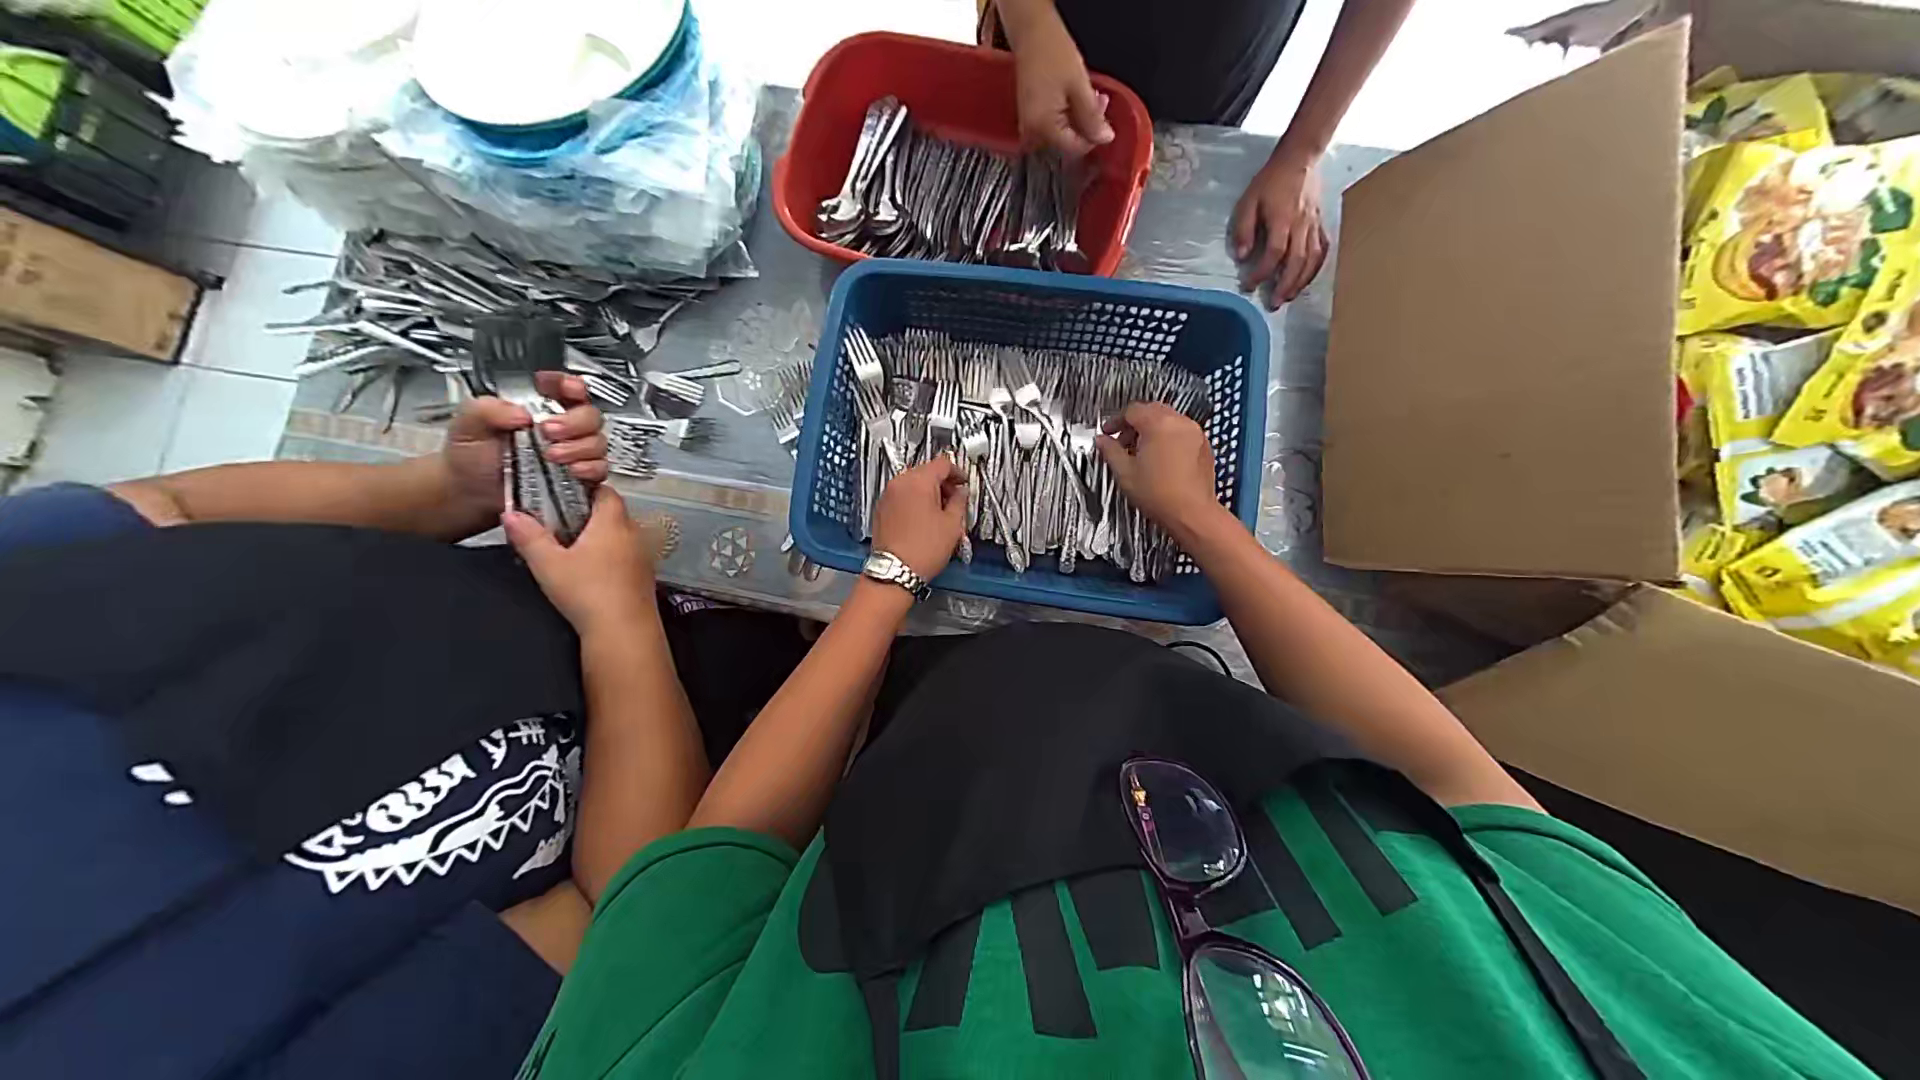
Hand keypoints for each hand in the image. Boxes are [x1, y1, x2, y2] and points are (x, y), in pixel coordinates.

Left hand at [442, 372, 607, 523]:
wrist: (470, 493)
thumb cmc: (470, 455)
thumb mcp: (468, 423)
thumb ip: (488, 409)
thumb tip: (523, 414)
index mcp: (538, 407)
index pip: (566, 388)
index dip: (572, 385)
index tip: (568, 389)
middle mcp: (561, 427)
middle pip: (590, 415)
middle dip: (575, 422)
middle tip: (549, 431)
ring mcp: (572, 452)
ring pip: (597, 442)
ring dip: (579, 447)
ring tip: (551, 455)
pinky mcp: (579, 477)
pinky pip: (600, 468)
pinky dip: (590, 468)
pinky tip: (573, 470)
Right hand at [503, 486, 654, 637]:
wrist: (624, 629)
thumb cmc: (589, 594)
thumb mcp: (549, 564)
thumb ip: (529, 537)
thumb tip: (511, 515)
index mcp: (613, 522)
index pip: (605, 491)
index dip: (584, 489)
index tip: (563, 494)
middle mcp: (634, 534)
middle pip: (612, 512)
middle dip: (587, 514)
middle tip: (559, 523)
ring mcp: (643, 555)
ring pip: (620, 535)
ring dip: (599, 537)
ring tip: (571, 548)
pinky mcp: (644, 575)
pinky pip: (626, 555)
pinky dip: (610, 556)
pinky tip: (591, 571)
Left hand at [872, 457, 967, 578]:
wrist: (895, 571)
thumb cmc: (923, 549)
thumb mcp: (952, 524)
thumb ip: (960, 501)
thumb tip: (961, 493)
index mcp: (918, 481)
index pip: (942, 463)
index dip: (958, 472)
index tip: (963, 482)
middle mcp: (899, 483)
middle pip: (926, 472)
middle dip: (942, 483)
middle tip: (955, 499)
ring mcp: (887, 496)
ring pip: (912, 484)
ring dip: (928, 492)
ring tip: (940, 513)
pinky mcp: (881, 509)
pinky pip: (902, 496)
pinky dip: (914, 501)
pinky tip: (924, 520)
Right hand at [1011, 16, 1112, 156]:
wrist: (1031, 34)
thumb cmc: (1053, 54)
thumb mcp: (1079, 86)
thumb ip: (1092, 118)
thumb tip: (1105, 139)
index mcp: (1043, 129)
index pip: (1075, 148)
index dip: (1093, 136)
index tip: (1104, 116)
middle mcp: (1032, 135)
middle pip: (1067, 144)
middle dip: (1087, 127)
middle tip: (1099, 101)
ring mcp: (1028, 129)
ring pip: (1062, 137)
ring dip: (1079, 122)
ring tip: (1088, 96)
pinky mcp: (1029, 121)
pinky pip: (1052, 129)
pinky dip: (1067, 118)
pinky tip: (1074, 100)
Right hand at [1096, 403, 1227, 537]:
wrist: (1192, 513)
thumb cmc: (1161, 496)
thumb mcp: (1125, 472)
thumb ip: (1110, 451)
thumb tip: (1102, 441)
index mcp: (1158, 425)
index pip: (1132, 411)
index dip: (1115, 421)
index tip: (1108, 432)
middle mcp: (1179, 423)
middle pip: (1151, 411)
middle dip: (1134, 424)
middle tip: (1122, 441)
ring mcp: (1195, 433)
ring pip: (1168, 420)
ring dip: (1151, 429)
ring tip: (1140, 451)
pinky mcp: (1204, 445)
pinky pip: (1181, 432)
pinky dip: (1168, 438)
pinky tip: (1159, 458)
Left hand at [1230, 147, 1328, 308]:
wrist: (1299, 159)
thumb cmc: (1270, 181)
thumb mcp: (1248, 202)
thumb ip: (1244, 230)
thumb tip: (1243, 256)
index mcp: (1282, 220)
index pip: (1274, 254)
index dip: (1261, 273)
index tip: (1248, 285)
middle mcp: (1301, 226)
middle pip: (1296, 262)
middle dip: (1284, 285)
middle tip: (1274, 303)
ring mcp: (1314, 225)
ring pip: (1312, 260)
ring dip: (1300, 282)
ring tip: (1289, 297)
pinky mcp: (1320, 223)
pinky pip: (1322, 250)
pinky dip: (1315, 268)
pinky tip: (1306, 279)